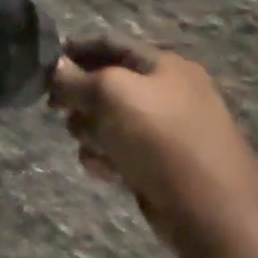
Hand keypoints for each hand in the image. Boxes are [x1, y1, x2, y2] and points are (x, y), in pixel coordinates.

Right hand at [52, 37, 257, 247]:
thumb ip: (70, 76)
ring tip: (92, 147)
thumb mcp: (107, 93)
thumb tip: (53, 67)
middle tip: (59, 111)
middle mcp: (171, 93)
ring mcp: (169, 130)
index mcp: (166, 66)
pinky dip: (106, 156)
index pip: (107, 43)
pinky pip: (121, 149)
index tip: (42, 68)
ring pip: (108, 119)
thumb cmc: (160, 139)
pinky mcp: (165, 164)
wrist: (214, 214)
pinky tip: (105, 169)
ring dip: (89, 131)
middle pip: (104, 83)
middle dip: (79, 99)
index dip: (72, 51)